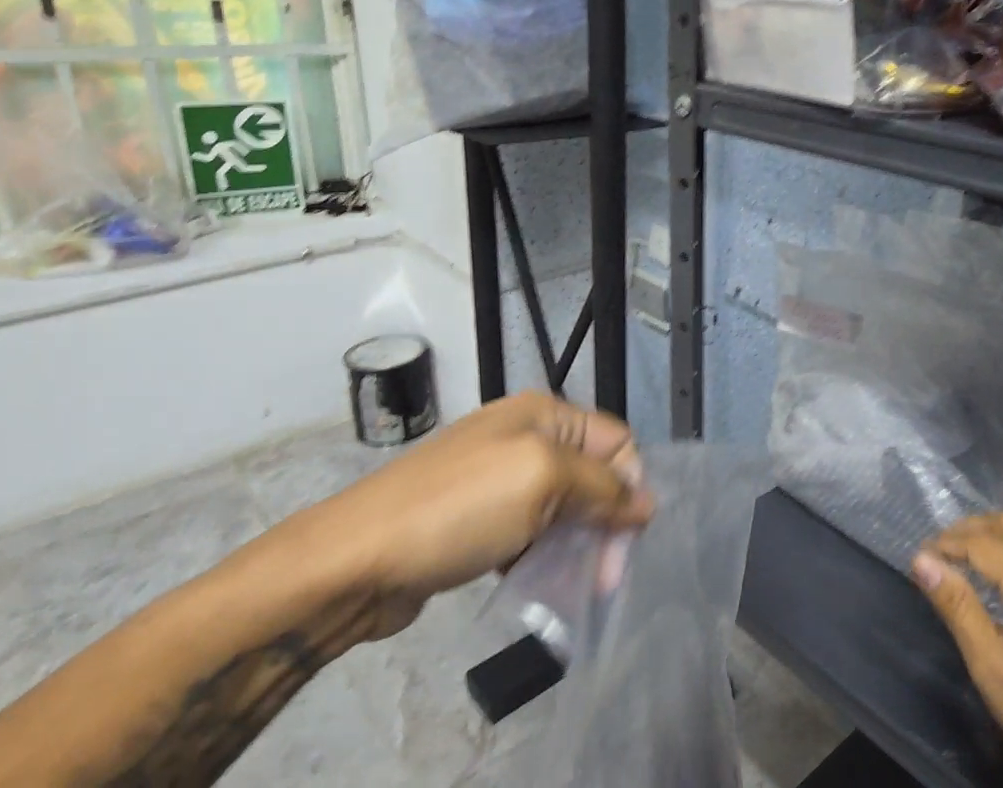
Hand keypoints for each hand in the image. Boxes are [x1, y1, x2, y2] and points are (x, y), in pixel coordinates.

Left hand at [277, 391, 653, 639]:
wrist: (356, 559)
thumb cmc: (457, 509)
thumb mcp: (541, 479)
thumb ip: (602, 486)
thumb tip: (646, 502)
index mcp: (542, 414)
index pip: (616, 441)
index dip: (630, 486)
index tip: (628, 539)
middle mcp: (524, 439)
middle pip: (593, 477)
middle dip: (607, 523)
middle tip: (605, 577)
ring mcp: (498, 481)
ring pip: (564, 510)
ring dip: (578, 546)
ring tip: (576, 588)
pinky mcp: (479, 521)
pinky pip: (532, 535)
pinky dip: (545, 558)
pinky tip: (541, 586)